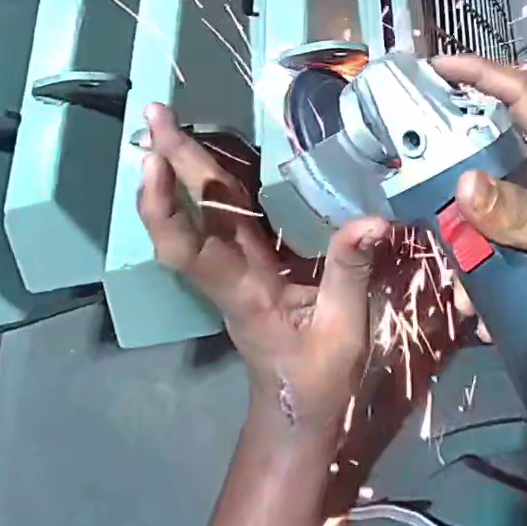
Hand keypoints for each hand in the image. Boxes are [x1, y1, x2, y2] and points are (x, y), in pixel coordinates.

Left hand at [137, 102, 388, 434]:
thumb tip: (372, 219)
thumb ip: (352, 273)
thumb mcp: (343, 331)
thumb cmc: (317, 380)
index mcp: (243, 289)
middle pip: (189, 215)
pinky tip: (217, 158)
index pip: (190, 246)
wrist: (296, 414)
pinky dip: (214, 183)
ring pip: (201, 213)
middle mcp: (229, 272)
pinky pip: (225, 218)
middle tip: (155, 111)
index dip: (165, 205)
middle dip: (168, 162)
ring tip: (172, 124)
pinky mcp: (251, 265)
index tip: (155, 158)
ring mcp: (236, 268)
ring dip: (183, 168)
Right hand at [433, 55, 526, 353]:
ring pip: (488, 205)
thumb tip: (461, 182)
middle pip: (493, 147)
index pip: (523, 98)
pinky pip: (497, 249)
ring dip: (463, 234)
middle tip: (408, 169)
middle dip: (451, 156)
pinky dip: (480, 272)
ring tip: (454, 277)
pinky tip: (477, 311)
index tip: (435, 67)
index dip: (481, 74)